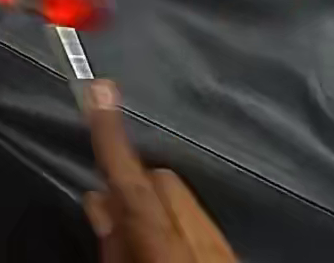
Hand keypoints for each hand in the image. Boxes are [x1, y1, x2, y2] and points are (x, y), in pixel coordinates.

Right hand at [83, 81, 233, 261]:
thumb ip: (115, 250)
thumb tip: (98, 200)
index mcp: (175, 256)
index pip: (138, 187)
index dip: (113, 139)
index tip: (99, 88)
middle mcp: (210, 249)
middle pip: (166, 184)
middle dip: (134, 185)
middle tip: (111, 220)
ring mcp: (229, 255)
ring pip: (185, 203)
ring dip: (155, 210)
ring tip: (136, 246)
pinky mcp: (235, 261)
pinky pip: (201, 227)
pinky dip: (177, 231)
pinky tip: (162, 255)